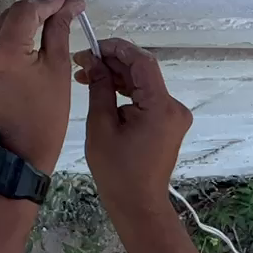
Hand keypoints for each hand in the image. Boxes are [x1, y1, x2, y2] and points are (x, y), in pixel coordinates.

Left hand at [0, 0, 82, 172]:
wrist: (15, 152)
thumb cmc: (44, 116)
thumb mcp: (57, 70)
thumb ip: (59, 31)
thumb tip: (68, 5)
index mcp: (4, 50)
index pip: (26, 10)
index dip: (49, 1)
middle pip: (9, 16)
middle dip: (34, 11)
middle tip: (60, 11)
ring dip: (18, 25)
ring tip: (44, 27)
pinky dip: (3, 41)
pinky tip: (21, 46)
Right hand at [74, 38, 191, 228]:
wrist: (137, 204)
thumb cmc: (116, 169)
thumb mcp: (101, 125)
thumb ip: (99, 87)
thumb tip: (91, 59)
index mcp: (160, 107)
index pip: (142, 62)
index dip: (116, 48)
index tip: (90, 48)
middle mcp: (173, 107)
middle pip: (142, 70)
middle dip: (111, 62)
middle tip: (80, 62)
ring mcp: (171, 114)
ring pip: (141, 82)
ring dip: (114, 75)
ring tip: (84, 75)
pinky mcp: (165, 121)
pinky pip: (143, 95)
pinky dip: (122, 89)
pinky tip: (99, 88)